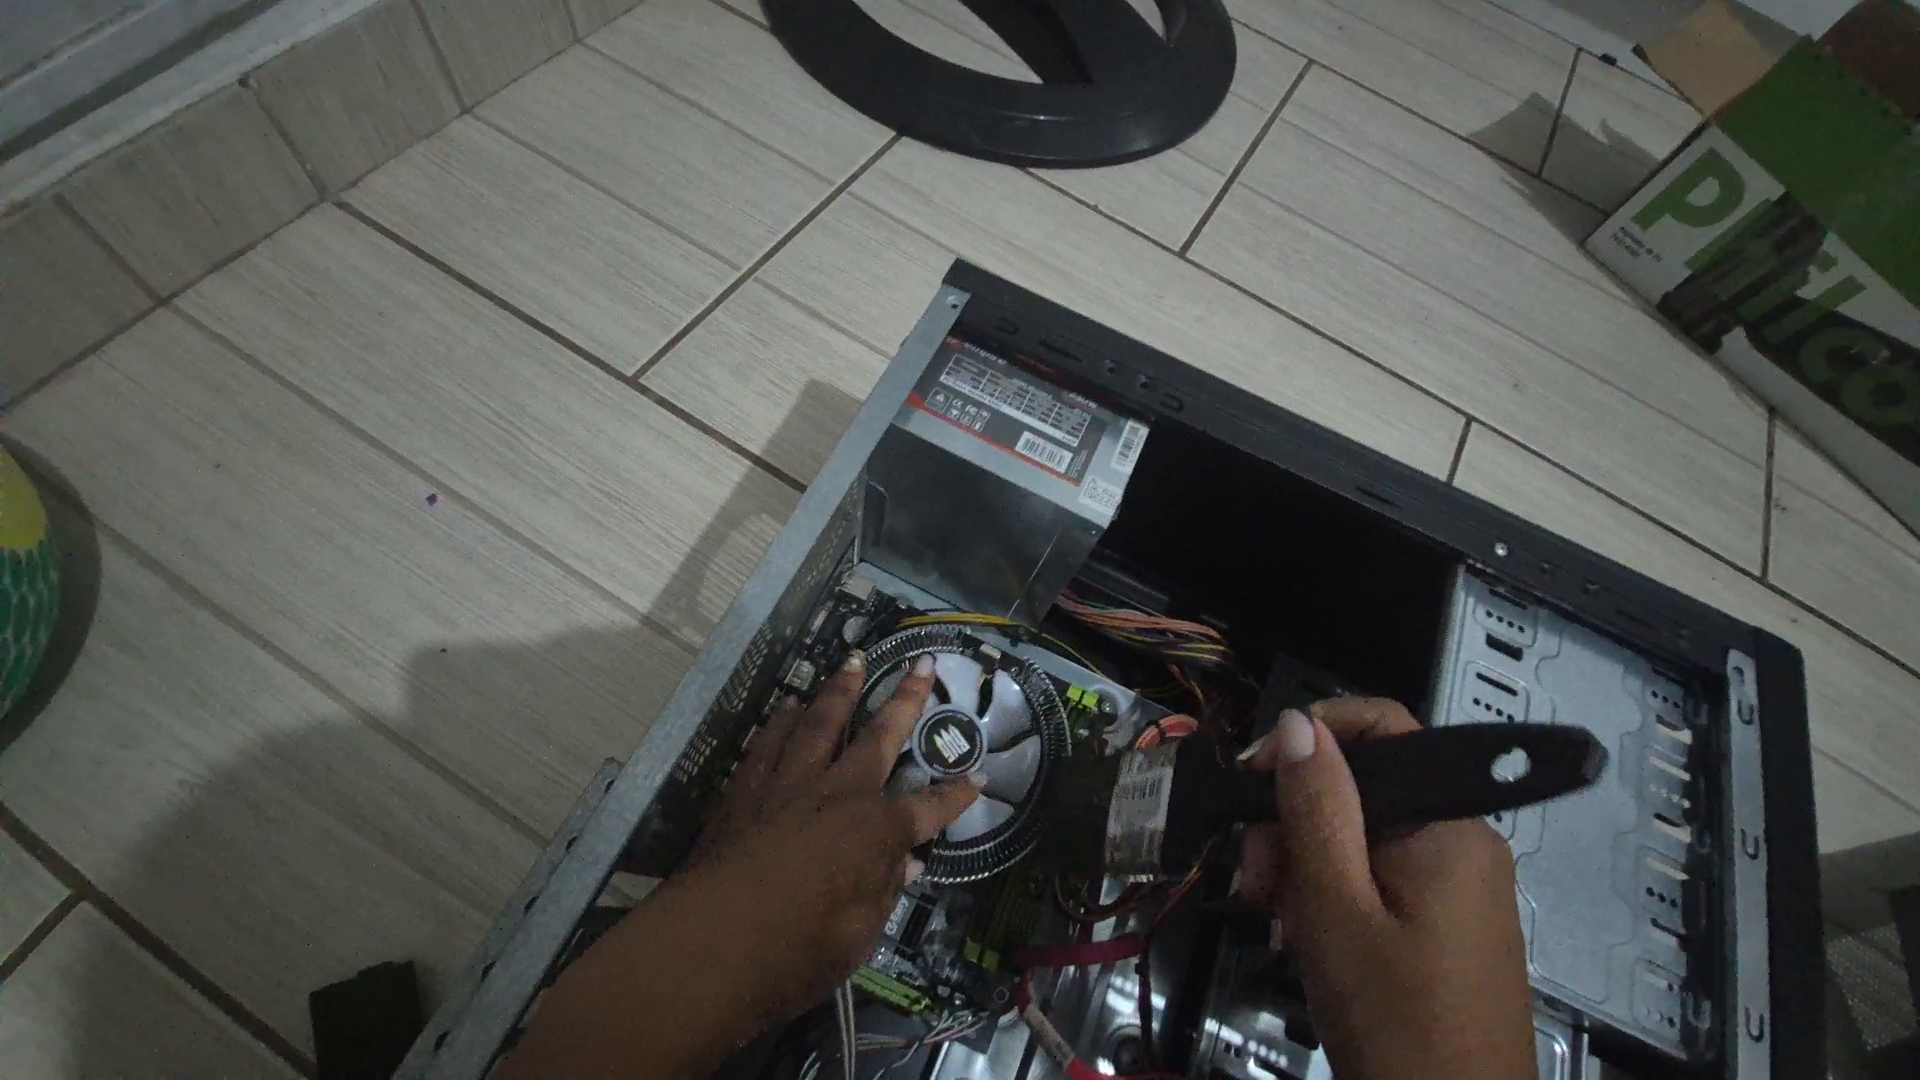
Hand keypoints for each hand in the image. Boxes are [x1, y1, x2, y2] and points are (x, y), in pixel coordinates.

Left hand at [497, 652, 983, 1079]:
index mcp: (876, 830)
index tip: (976, 778)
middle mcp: (839, 792)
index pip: (929, 807)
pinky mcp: (747, 790)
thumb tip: (903, 865)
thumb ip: (882, 892)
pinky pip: (769, 743)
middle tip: (922, 664)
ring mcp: (789, 784)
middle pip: (880, 736)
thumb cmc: (796, 953)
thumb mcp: (859, 937)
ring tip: (854, 661)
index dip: (956, 794)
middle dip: (907, 700)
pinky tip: (788, 706)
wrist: (709, 946)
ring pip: (821, 722)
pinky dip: (782, 721)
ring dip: (841, 690)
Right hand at [1237, 698, 1535, 1079]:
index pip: (1384, 728)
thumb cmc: (1395, 1020)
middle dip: (1290, 821)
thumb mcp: (1336, 907)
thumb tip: (1296, 720)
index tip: (1253, 776)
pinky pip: (1365, 873)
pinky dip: (1322, 891)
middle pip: (1356, 787)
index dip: (1311, 736)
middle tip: (1254, 879)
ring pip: (1351, 832)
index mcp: (1448, 826)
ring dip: (1296, 863)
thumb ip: (1316, 808)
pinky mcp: (1432, 916)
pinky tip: (1299, 931)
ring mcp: (1446, 882)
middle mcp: (1455, 840)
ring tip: (1272, 916)